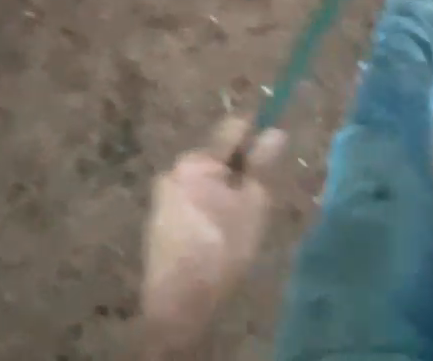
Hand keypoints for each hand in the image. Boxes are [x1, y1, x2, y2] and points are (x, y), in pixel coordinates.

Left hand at [142, 118, 286, 348]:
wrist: (178, 304)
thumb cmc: (222, 248)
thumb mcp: (252, 203)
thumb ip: (261, 164)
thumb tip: (274, 131)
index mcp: (197, 161)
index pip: (233, 128)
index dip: (256, 132)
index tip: (272, 146)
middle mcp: (174, 169)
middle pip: (217, 154)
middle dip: (238, 167)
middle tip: (257, 194)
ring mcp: (162, 195)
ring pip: (204, 178)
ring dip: (223, 187)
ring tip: (239, 216)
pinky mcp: (158, 218)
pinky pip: (191, 196)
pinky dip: (208, 203)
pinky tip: (219, 229)